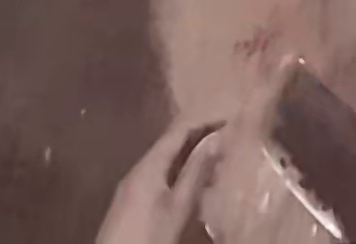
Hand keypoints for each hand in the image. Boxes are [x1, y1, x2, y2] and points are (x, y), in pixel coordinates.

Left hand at [95, 121, 225, 243]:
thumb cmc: (150, 237)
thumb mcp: (179, 206)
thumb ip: (196, 171)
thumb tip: (215, 138)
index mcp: (150, 164)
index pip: (179, 131)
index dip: (203, 124)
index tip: (226, 123)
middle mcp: (138, 169)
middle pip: (171, 146)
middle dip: (198, 144)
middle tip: (224, 149)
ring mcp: (131, 187)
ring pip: (165, 164)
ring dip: (189, 163)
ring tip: (213, 172)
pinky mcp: (129, 204)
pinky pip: (157, 179)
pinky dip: (177, 178)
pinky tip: (188, 192)